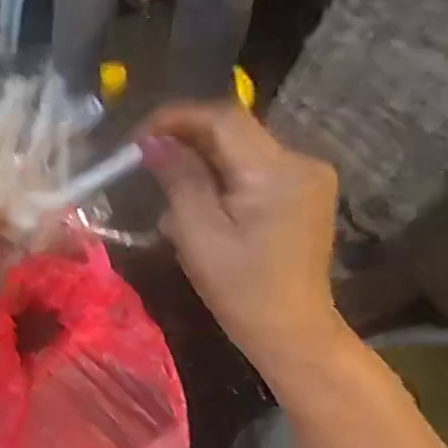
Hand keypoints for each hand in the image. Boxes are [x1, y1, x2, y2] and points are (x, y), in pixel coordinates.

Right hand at [138, 101, 344, 361]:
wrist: (291, 330)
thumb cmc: (239, 288)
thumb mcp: (197, 233)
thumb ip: (179, 179)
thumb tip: (154, 142)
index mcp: (275, 172)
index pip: (223, 119)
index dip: (176, 118)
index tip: (138, 136)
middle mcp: (301, 161)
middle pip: (235, 130)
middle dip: (187, 138)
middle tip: (146, 158)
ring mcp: (309, 176)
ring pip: (243, 148)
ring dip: (203, 157)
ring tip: (168, 185)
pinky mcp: (306, 191)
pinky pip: (256, 167)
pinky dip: (223, 174)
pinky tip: (201, 201)